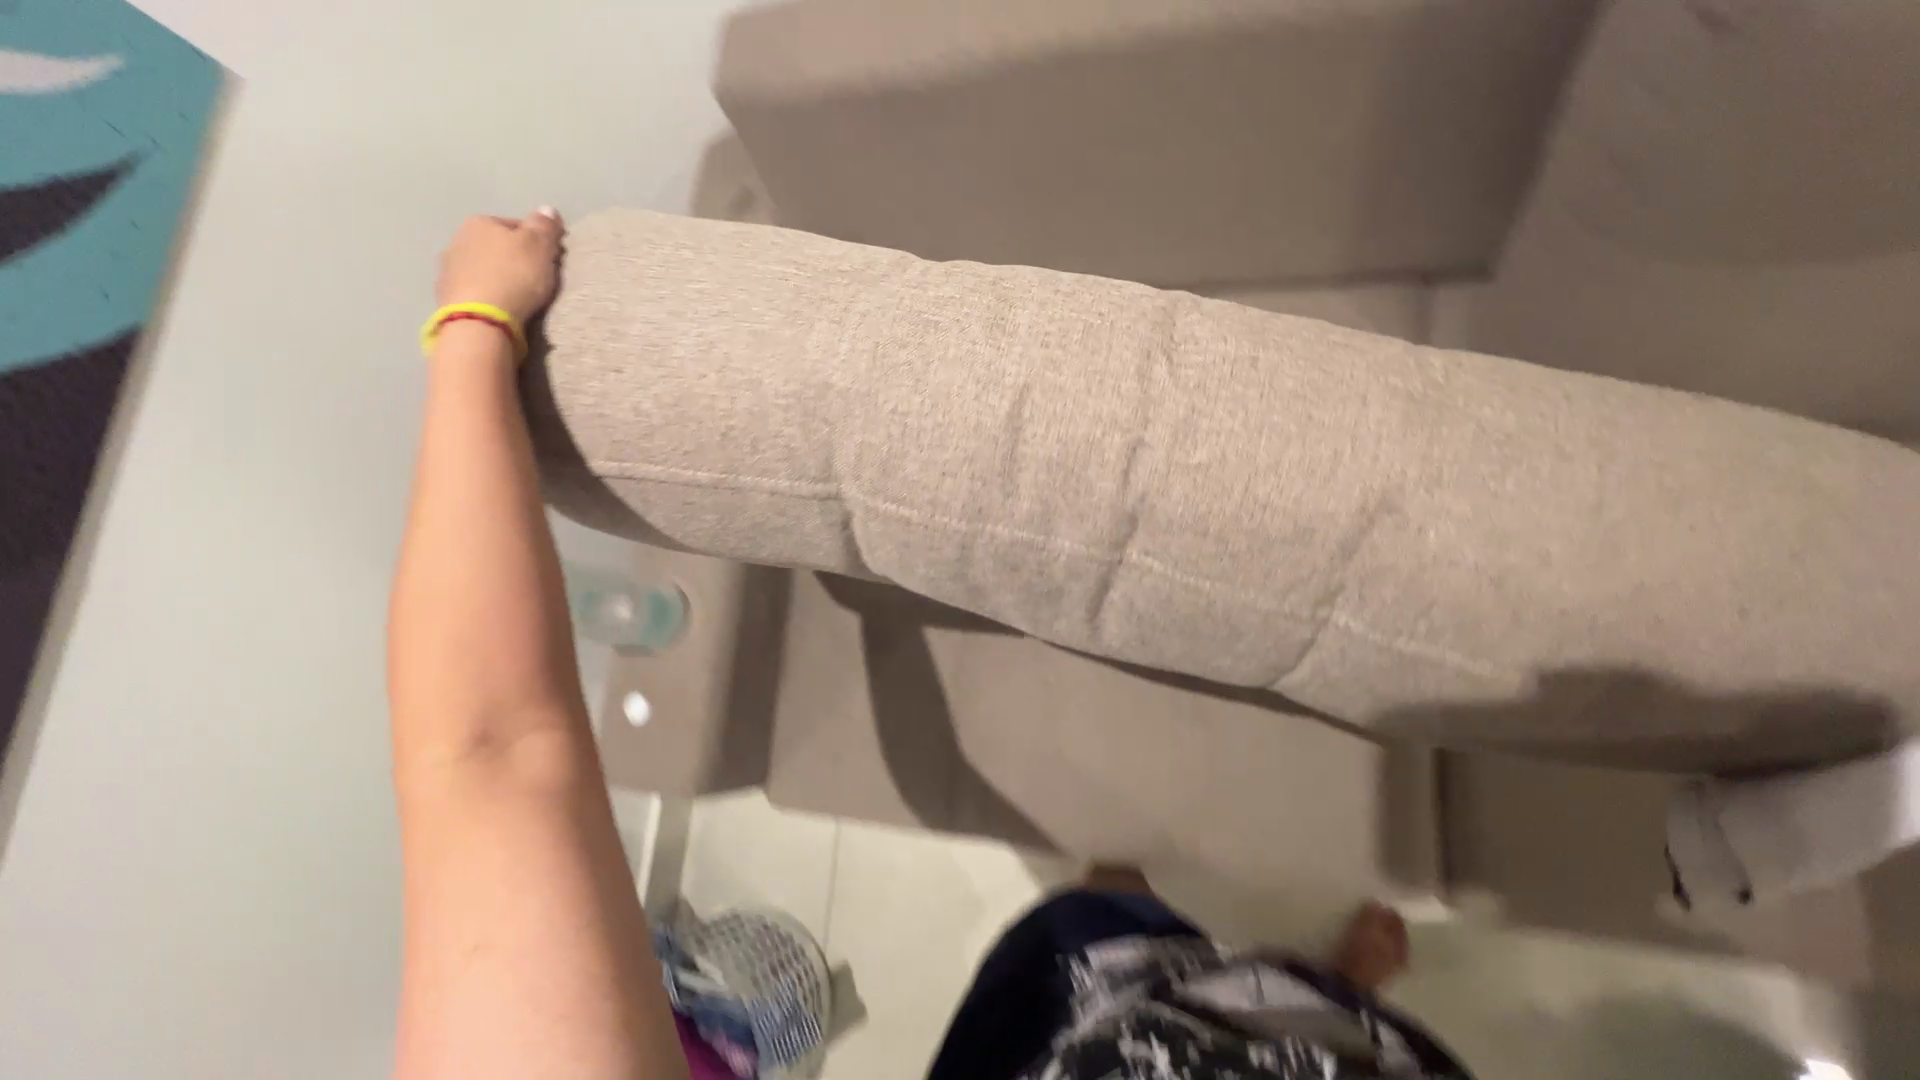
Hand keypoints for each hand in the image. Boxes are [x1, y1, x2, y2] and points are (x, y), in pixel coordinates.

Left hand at [436, 208, 565, 324]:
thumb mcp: (539, 247)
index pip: (515, 226)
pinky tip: (496, 307)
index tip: (548, 261)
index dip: (535, 243)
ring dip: (495, 277)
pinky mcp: (445, 296)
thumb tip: (547, 209)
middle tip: (533, 280)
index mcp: (480, 222)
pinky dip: (483, 294)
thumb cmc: (514, 277)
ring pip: (480, 267)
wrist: (480, 319)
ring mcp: (447, 268)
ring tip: (514, 296)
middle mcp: (457, 239)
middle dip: (512, 259)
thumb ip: (545, 227)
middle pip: (495, 247)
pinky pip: (471, 289)